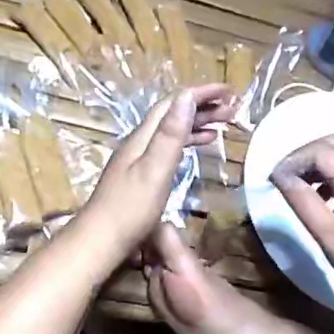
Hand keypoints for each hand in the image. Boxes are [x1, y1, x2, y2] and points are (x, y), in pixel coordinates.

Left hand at [75, 84, 233, 260]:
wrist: (101, 242)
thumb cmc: (130, 209)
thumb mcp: (155, 169)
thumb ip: (171, 134)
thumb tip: (186, 96)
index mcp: (143, 138)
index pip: (173, 104)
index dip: (201, 94)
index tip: (229, 91)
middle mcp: (140, 143)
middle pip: (173, 115)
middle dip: (203, 107)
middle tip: (233, 108)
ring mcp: (139, 159)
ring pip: (172, 131)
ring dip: (198, 123)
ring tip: (223, 125)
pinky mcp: (142, 176)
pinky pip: (170, 148)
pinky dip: (188, 142)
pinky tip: (198, 147)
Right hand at [269, 135, 333, 297]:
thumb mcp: (328, 235)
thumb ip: (303, 202)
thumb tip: (282, 178)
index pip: (321, 151)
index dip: (294, 160)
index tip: (275, 180)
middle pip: (333, 143)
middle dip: (305, 155)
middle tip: (285, 177)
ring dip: (318, 163)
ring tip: (299, 186)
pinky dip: (332, 172)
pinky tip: (321, 197)